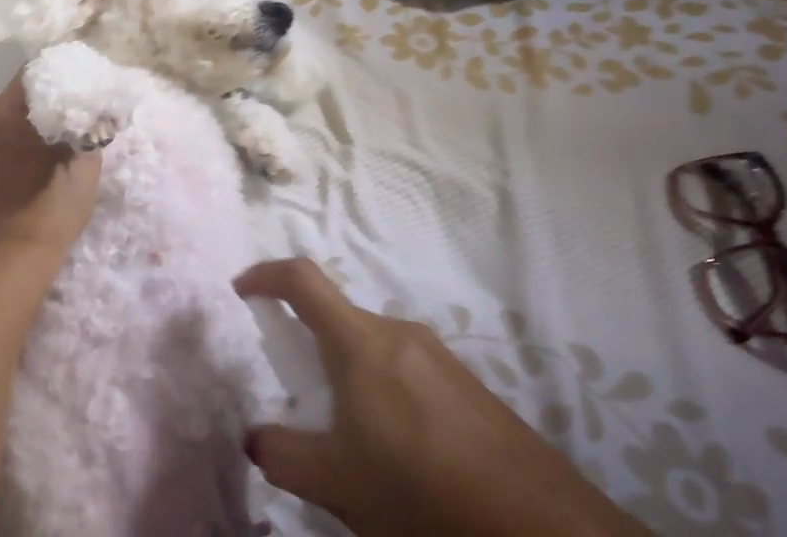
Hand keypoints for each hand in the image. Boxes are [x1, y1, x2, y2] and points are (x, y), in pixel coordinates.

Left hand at [0, 69, 102, 252]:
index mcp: (10, 108)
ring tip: (58, 131)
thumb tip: (98, 108)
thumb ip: (90, 126)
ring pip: (9, 112)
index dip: (61, 74)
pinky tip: (36, 152)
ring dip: (31, 116)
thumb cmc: (54, 205)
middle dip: (47, 96)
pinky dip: (16, 135)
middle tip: (74, 108)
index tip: (82, 84)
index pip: (35, 72)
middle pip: (21, 91)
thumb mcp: (85, 162)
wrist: (16, 253)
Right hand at [236, 259, 652, 536]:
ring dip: (348, 376)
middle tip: (298, 397)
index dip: (264, 275)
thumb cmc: (421, 488)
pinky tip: (398, 453)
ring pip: (373, 350)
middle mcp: (400, 334)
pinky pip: (407, 373)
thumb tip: (257, 438)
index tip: (242, 291)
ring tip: (349, 436)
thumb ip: (281, 454)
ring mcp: (441, 359)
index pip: (302, 279)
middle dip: (308, 346)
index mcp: (360, 343)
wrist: (545, 527)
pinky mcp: (471, 388)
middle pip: (338, 319)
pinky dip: (383, 395)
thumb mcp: (334, 482)